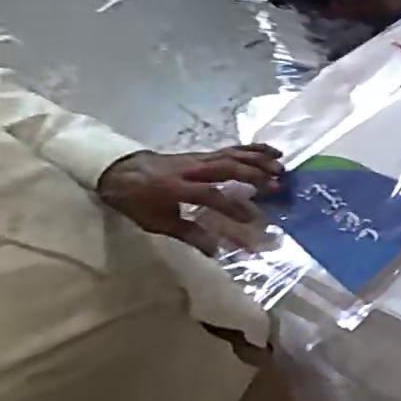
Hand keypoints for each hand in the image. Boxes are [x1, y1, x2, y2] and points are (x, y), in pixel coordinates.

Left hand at [97, 144, 283, 253]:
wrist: (119, 171)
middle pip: (227, 168)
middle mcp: (190, 169)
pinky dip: (254, 149)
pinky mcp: (205, 153)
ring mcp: (199, 158)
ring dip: (258, 161)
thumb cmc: (138, 201)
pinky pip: (232, 149)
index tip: (251, 218)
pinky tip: (272, 152)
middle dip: (253, 176)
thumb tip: (216, 251)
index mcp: (175, 188)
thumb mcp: (156, 222)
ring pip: (232, 156)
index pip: (209, 195)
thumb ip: (188, 234)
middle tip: (277, 186)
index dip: (231, 206)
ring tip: (281, 168)